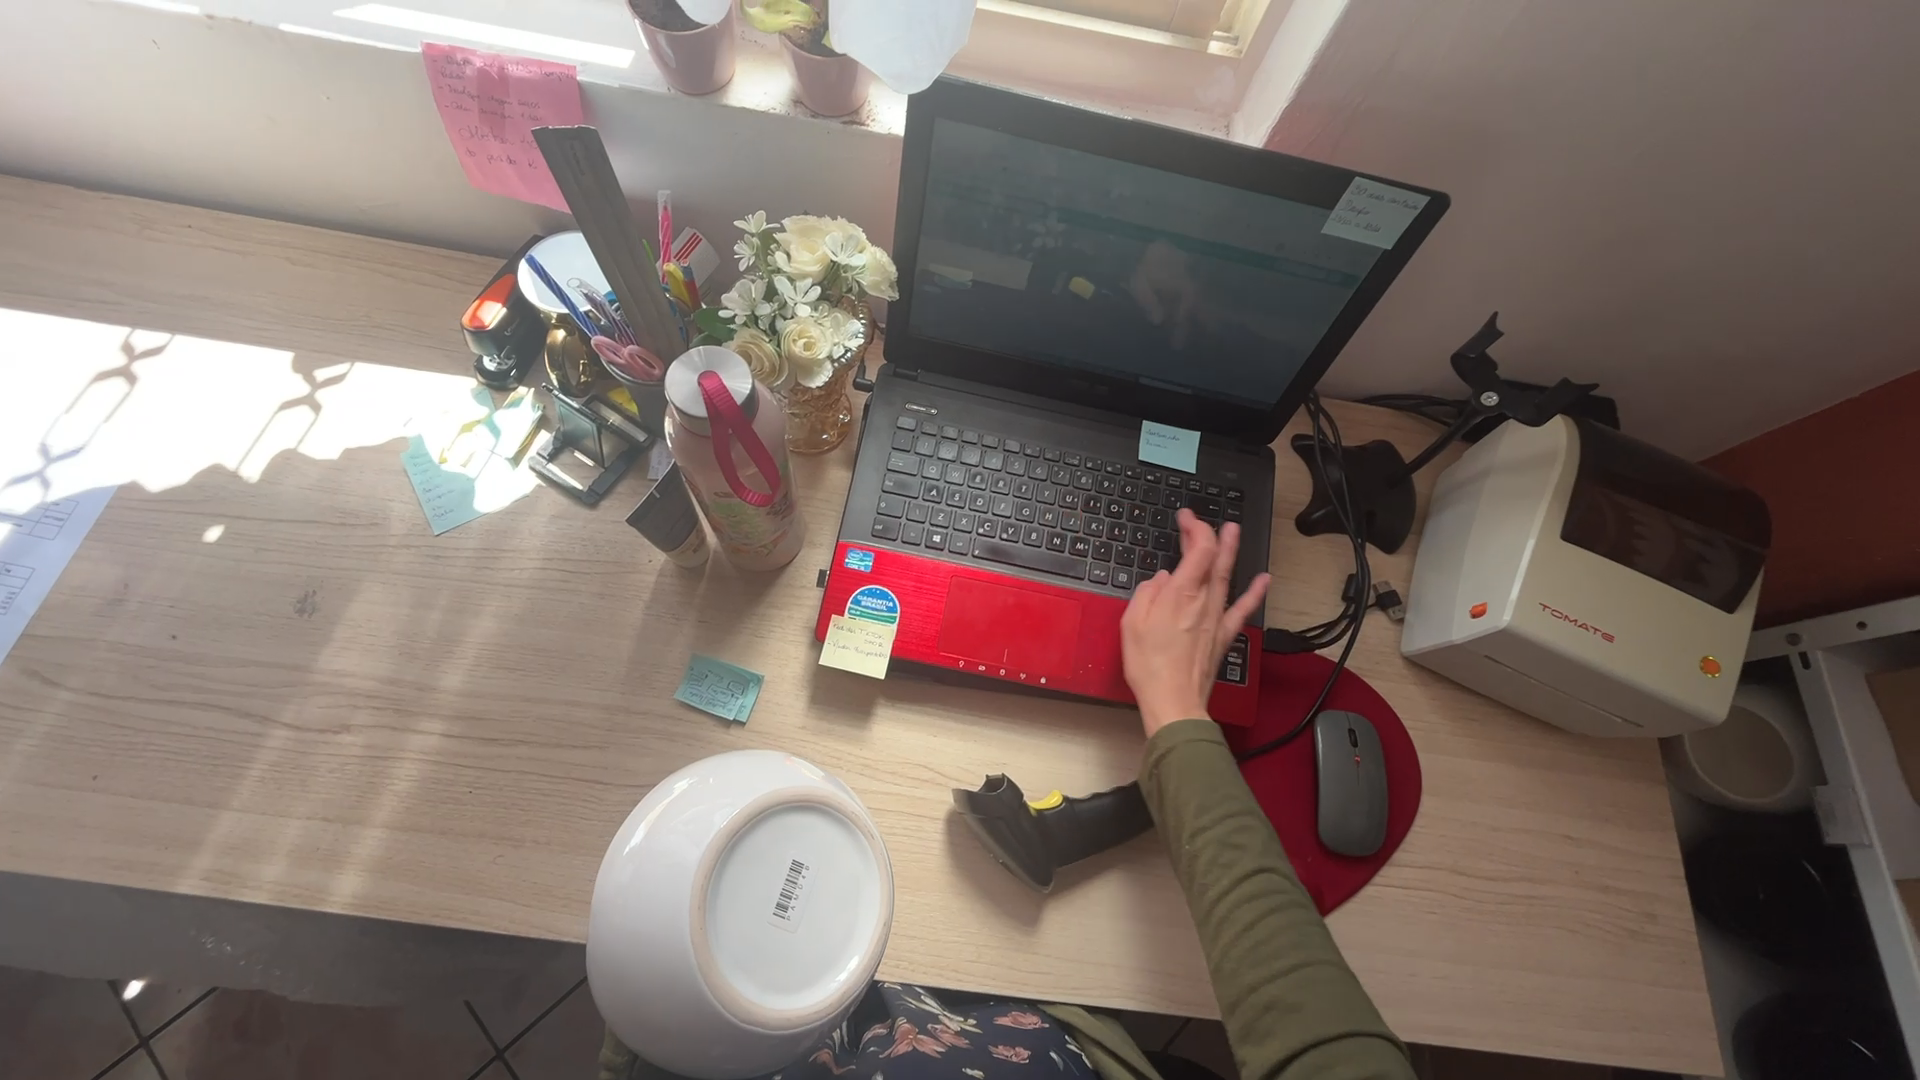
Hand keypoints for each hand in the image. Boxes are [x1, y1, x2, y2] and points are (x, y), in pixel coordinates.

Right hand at [1120, 509, 1270, 737]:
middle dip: (1207, 534)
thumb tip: (1160, 580)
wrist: (1173, 700)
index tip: (1185, 517)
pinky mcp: (1222, 635)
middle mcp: (1203, 601)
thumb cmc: (1148, 664)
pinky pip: (1242, 609)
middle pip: (1213, 559)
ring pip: (1227, 576)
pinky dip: (1255, 592)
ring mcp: (1216, 618)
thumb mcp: (1131, 622)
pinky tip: (1264, 579)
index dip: (1195, 528)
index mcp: (1180, 594)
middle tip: (1198, 521)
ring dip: (1231, 551)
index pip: (1199, 550)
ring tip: (1234, 530)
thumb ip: (1147, 593)